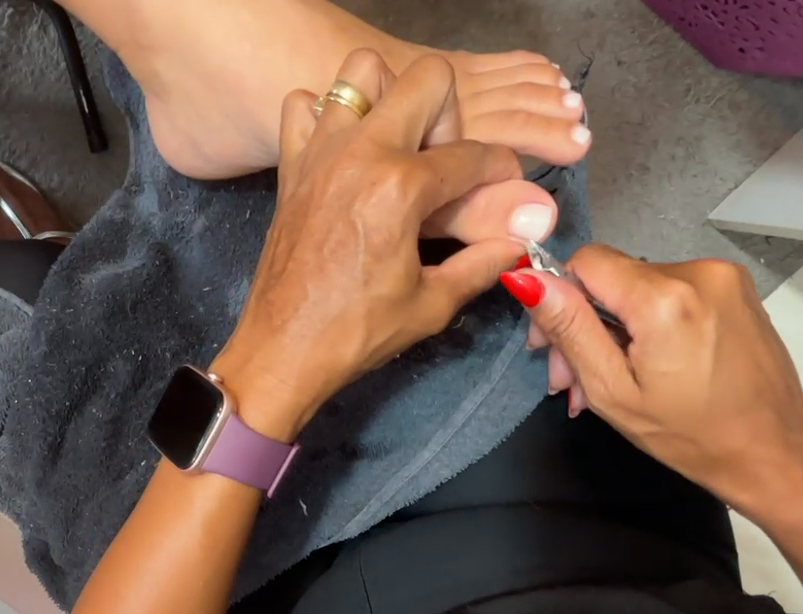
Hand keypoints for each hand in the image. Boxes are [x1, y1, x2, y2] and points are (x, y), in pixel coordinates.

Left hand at [213, 49, 545, 437]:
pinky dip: (324, 116)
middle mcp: (361, 153)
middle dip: (449, 116)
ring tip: (393, 150)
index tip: (502, 188)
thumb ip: (481, 264)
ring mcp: (320, 153)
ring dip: (388, 97)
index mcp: (400, 187)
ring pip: (362, 71)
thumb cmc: (354, 335)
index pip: (473, 155)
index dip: (500, 172)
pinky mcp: (291, 167)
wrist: (283, 352)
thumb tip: (519, 242)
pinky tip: (341, 156)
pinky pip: (303, 105)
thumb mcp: (430, 306)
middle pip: (429, 79)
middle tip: (440, 167)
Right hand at [499, 244, 802, 513]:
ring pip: (636, 288)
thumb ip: (570, 329)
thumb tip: (525, 278)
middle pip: (610, 279)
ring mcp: (721, 276)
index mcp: (663, 298)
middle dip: (582, 324)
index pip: (586, 261)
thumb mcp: (611, 390)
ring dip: (611, 329)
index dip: (558, 297)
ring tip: (609, 381)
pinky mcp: (733, 288)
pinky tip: (643, 365)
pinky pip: (667, 294)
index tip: (551, 346)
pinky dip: (644, 325)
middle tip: (571, 381)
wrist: (770, 448)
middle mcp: (697, 271)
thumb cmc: (686, 434)